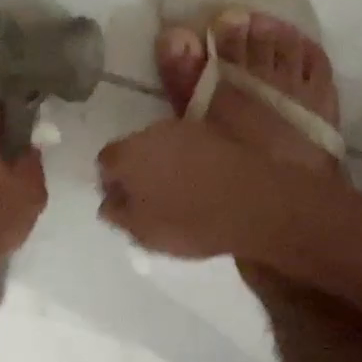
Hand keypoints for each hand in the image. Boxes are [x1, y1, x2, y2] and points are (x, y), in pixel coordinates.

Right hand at [96, 119, 302, 260]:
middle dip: (138, 171)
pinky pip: (193, 149)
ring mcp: (188, 130)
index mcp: (126, 154)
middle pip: (134, 150)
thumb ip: (117, 214)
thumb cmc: (189, 221)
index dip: (109, 183)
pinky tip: (203, 187)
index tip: (123, 204)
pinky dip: (192, 165)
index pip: (104, 162)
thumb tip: (107, 203)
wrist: (257, 203)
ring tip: (179, 195)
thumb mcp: (142, 231)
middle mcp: (152, 132)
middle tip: (149, 201)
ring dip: (166, 166)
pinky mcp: (218, 135)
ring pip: (165, 147)